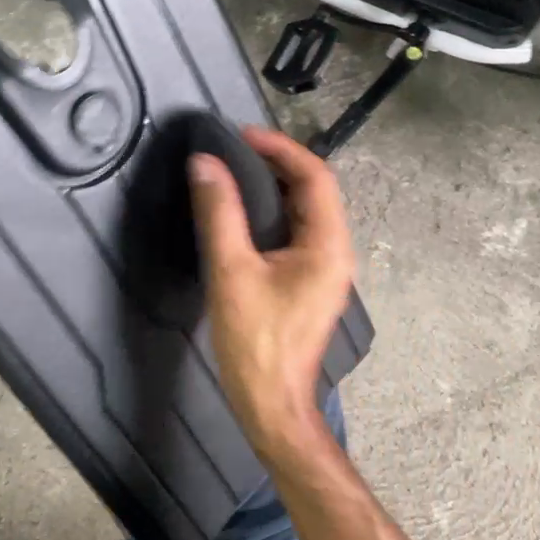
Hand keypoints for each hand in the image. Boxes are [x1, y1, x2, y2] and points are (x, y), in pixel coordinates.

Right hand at [188, 127, 355, 458]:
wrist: (271, 404)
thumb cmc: (255, 342)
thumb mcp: (231, 271)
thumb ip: (219, 212)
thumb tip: (204, 162)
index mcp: (328, 244)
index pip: (314, 175)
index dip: (280, 147)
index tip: (241, 134)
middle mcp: (335, 251)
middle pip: (314, 189)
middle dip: (277, 161)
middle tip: (235, 148)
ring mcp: (325, 268)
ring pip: (305, 210)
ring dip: (275, 185)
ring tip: (235, 170)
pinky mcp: (309, 282)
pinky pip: (296, 230)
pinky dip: (273, 210)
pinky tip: (243, 211)